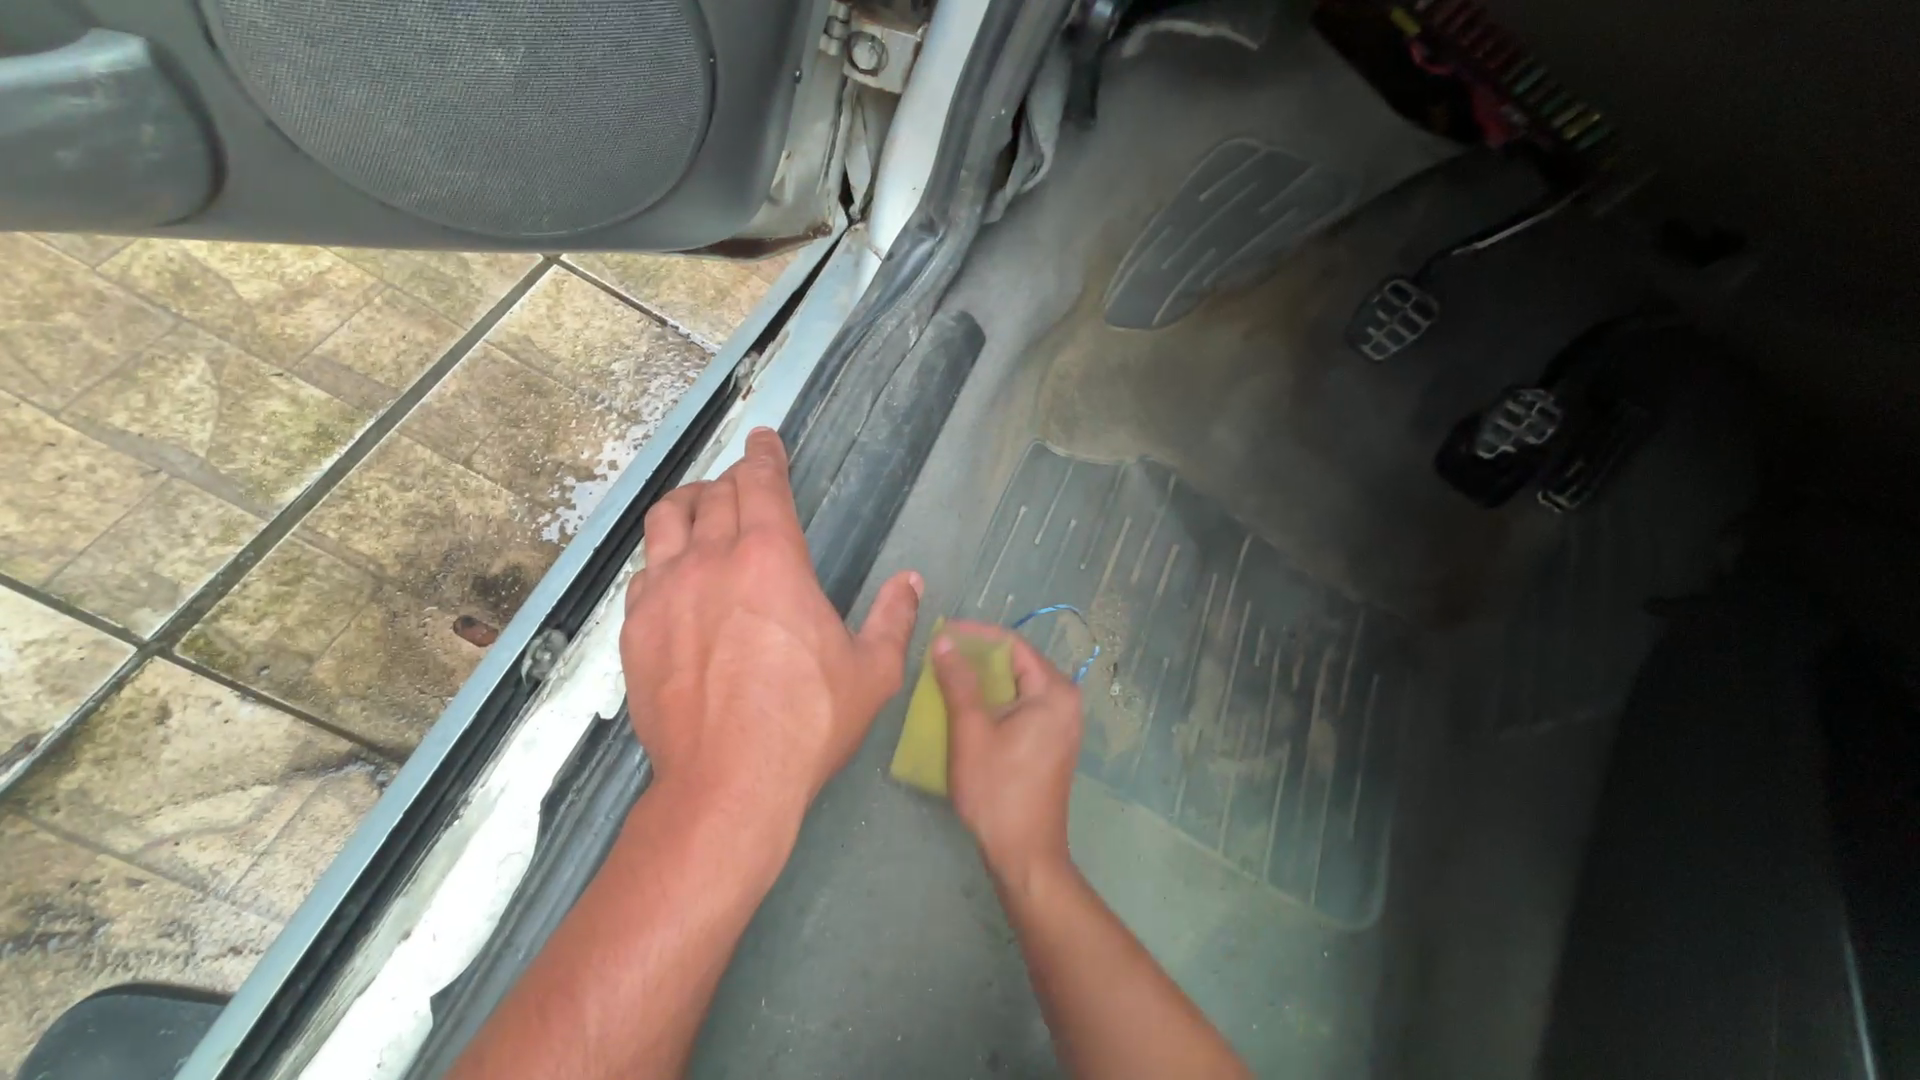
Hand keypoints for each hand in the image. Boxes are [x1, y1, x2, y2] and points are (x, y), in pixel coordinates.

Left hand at [621, 428, 922, 831]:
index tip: (763, 438)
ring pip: (667, 520)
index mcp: (771, 559)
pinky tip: (675, 578)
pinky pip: (645, 572)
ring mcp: (665, 593)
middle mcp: (711, 560)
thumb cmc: (809, 721)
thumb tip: (911, 582)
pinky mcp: (636, 629)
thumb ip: (893, 618)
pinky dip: (663, 560)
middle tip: (744, 484)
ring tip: (702, 511)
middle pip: (714, 495)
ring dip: (689, 505)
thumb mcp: (872, 672)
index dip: (764, 455)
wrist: (728, 782)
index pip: (761, 483)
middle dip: (732, 480)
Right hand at [932, 621, 1083, 884]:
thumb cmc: (998, 790)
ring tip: (944, 677)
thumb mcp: (971, 731)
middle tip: (938, 653)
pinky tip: (964, 708)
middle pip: (1016, 663)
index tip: (941, 631)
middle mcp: (1065, 701)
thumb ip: (958, 682)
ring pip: (1016, 686)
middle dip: (977, 656)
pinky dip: (993, 702)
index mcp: (1054, 691)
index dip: (975, 634)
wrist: (1025, 853)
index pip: (1012, 643)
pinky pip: (1020, 707)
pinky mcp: (1050, 742)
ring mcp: (1060, 723)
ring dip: (982, 680)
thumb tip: (945, 640)